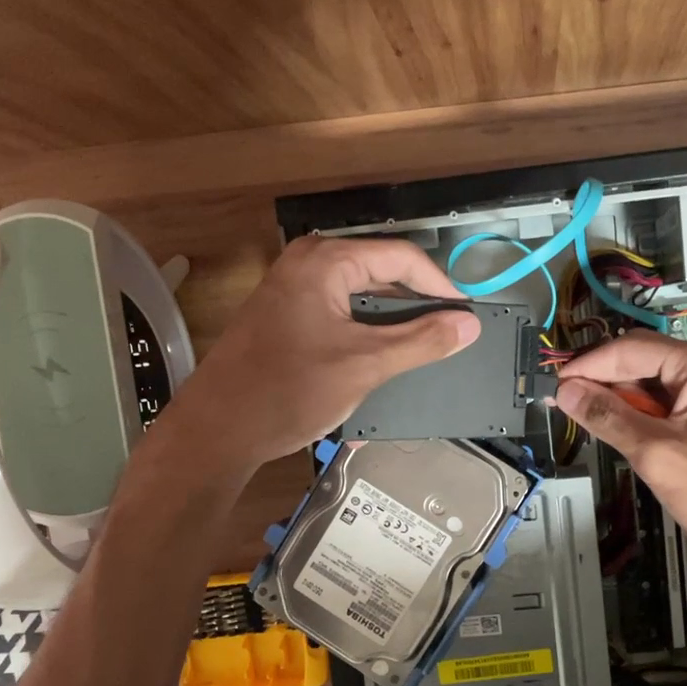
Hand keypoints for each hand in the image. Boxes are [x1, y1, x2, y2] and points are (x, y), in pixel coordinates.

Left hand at [165, 236, 479, 468]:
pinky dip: (365, 327)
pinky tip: (383, 352)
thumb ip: (421, 341)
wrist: (218, 429)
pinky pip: (339, 308)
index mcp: (325, 261)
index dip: (439, 285)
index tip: (467, 313)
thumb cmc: (287, 391)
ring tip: (423, 344)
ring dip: (391, 317)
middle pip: (380, 270)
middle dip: (416, 300)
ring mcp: (292, 288)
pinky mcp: (285, 314)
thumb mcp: (365, 365)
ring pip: (359, 292)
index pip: (401, 257)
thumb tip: (468, 325)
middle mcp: (306, 263)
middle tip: (449, 330)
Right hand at [555, 330, 686, 580]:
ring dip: (622, 401)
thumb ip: (608, 418)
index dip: (588, 366)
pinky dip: (644, 415)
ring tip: (593, 424)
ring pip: (653, 383)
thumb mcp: (656, 455)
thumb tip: (569, 393)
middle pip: (642, 359)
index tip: (555, 387)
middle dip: (603, 381)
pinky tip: (626, 434)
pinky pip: (670, 402)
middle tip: (568, 406)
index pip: (630, 349)